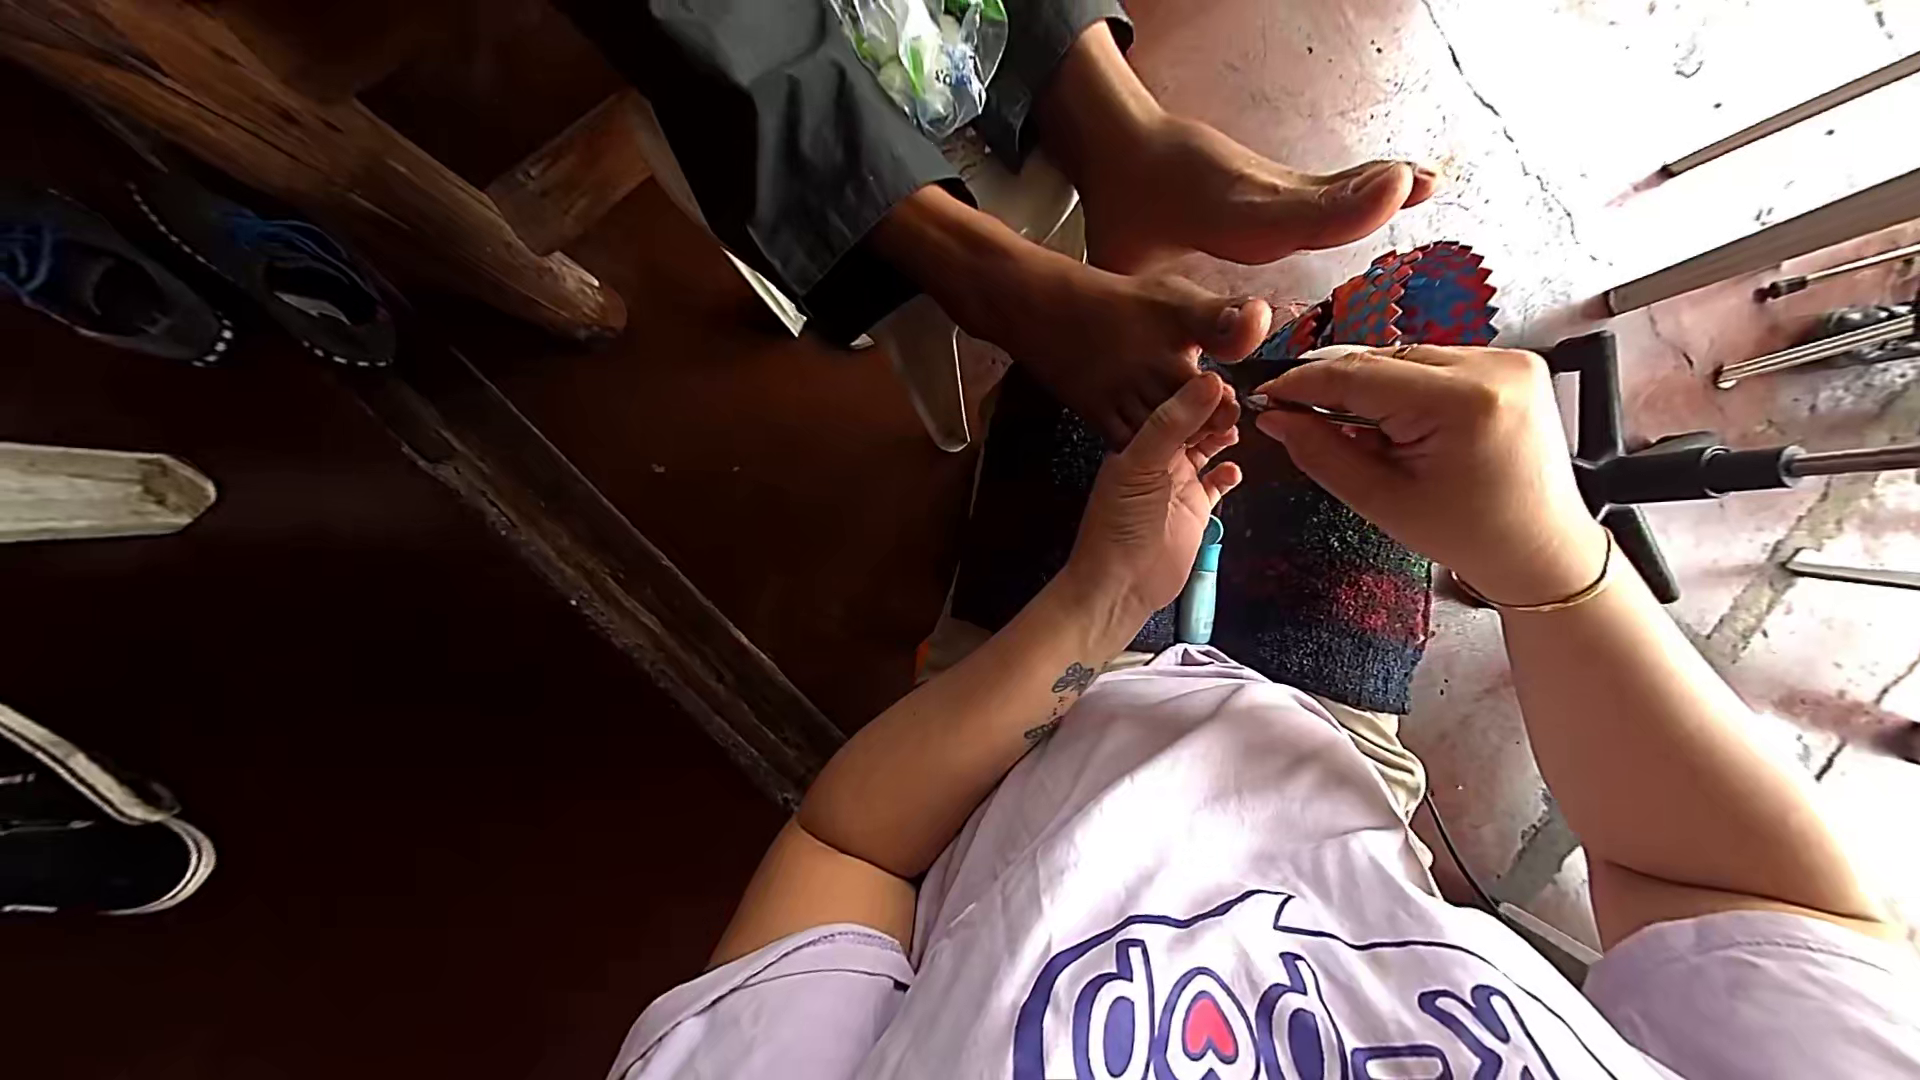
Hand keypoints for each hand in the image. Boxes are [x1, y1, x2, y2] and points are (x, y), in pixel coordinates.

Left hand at [1058, 372, 1242, 639]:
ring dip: (1222, 435)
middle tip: (1237, 403)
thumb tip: (1208, 382)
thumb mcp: (1140, 465)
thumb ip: (1172, 424)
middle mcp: (1157, 458)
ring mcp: (1177, 483)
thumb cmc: (1118, 525)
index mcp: (1135, 442)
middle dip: (1214, 409)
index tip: (1221, 378)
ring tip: (1236, 429)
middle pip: (1192, 421)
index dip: (1194, 389)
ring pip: (1207, 447)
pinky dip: (1228, 473)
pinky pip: (1217, 483)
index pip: (1169, 403)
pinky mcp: (1195, 508)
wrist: (1121, 583)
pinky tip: (1232, 471)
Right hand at [1252, 345, 1606, 604]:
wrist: (1538, 544)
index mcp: (1463, 402)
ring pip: (1397, 358)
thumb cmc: (1462, 531)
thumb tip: (1275, 418)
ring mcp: (1506, 359)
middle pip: (1377, 360)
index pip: (1357, 375)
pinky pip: (1425, 364)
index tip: (1264, 396)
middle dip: (1329, 388)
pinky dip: (1392, 388)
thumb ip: (1318, 451)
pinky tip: (1388, 423)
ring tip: (1353, 433)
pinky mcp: (1507, 364)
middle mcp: (1492, 365)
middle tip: (1294, 417)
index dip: (1300, 384)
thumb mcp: (1376, 498)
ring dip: (1361, 389)